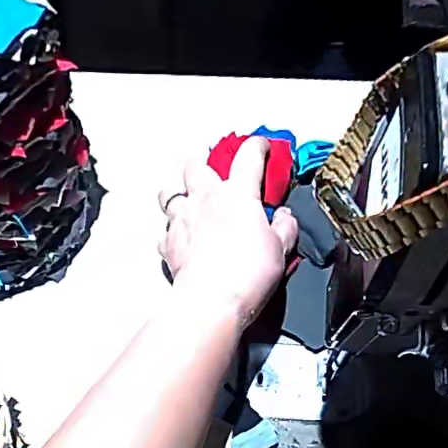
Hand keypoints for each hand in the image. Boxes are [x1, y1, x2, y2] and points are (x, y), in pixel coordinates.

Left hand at [158, 136, 297, 326]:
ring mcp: (181, 221)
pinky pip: (164, 231)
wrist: (210, 301)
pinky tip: (178, 237)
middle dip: (203, 165)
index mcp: (238, 193)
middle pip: (195, 166)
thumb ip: (284, 226)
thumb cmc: (246, 274)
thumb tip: (283, 218)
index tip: (261, 149)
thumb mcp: (281, 247)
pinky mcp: (167, 244)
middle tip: (212, 172)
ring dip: (177, 194)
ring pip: (169, 194)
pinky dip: (169, 231)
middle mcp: (205, 200)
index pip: (249, 154)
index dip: (257, 147)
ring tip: (186, 200)